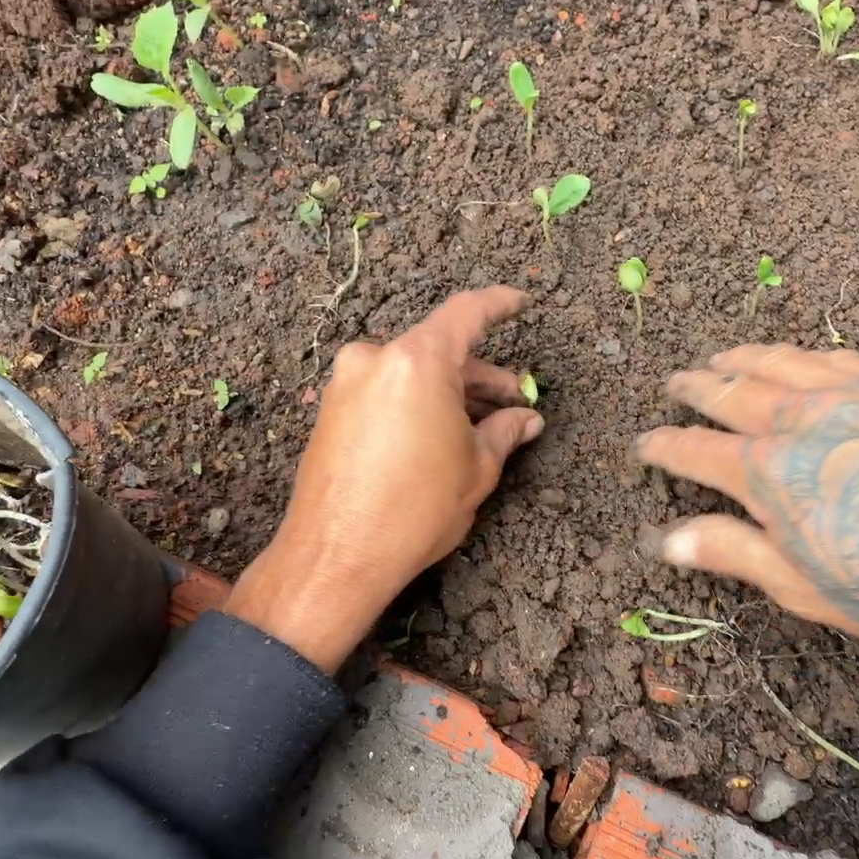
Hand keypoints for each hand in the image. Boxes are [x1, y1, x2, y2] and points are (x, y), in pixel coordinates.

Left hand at [226, 287, 542, 671]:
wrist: (337, 556)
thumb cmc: (415, 510)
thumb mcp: (477, 468)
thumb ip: (505, 431)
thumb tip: (527, 419)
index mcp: (417, 362)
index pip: (466, 314)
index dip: (499, 304)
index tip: (520, 302)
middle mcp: (376, 360)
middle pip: (440, 350)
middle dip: (481, 375)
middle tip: (514, 401)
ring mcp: (347, 384)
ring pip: (412, 373)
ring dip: (450, 392)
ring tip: (483, 425)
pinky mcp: (332, 410)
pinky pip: (386, 392)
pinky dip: (418, 403)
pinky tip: (441, 434)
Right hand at [634, 345, 858, 670]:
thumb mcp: (804, 585)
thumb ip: (732, 552)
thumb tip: (665, 539)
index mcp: (768, 471)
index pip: (695, 449)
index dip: (662, 446)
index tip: (642, 443)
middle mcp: (799, 418)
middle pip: (730, 390)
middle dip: (695, 386)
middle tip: (674, 383)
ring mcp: (848, 392)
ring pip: (778, 361)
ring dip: (741, 358)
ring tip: (721, 357)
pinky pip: (832, 355)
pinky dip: (800, 353)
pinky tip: (797, 357)